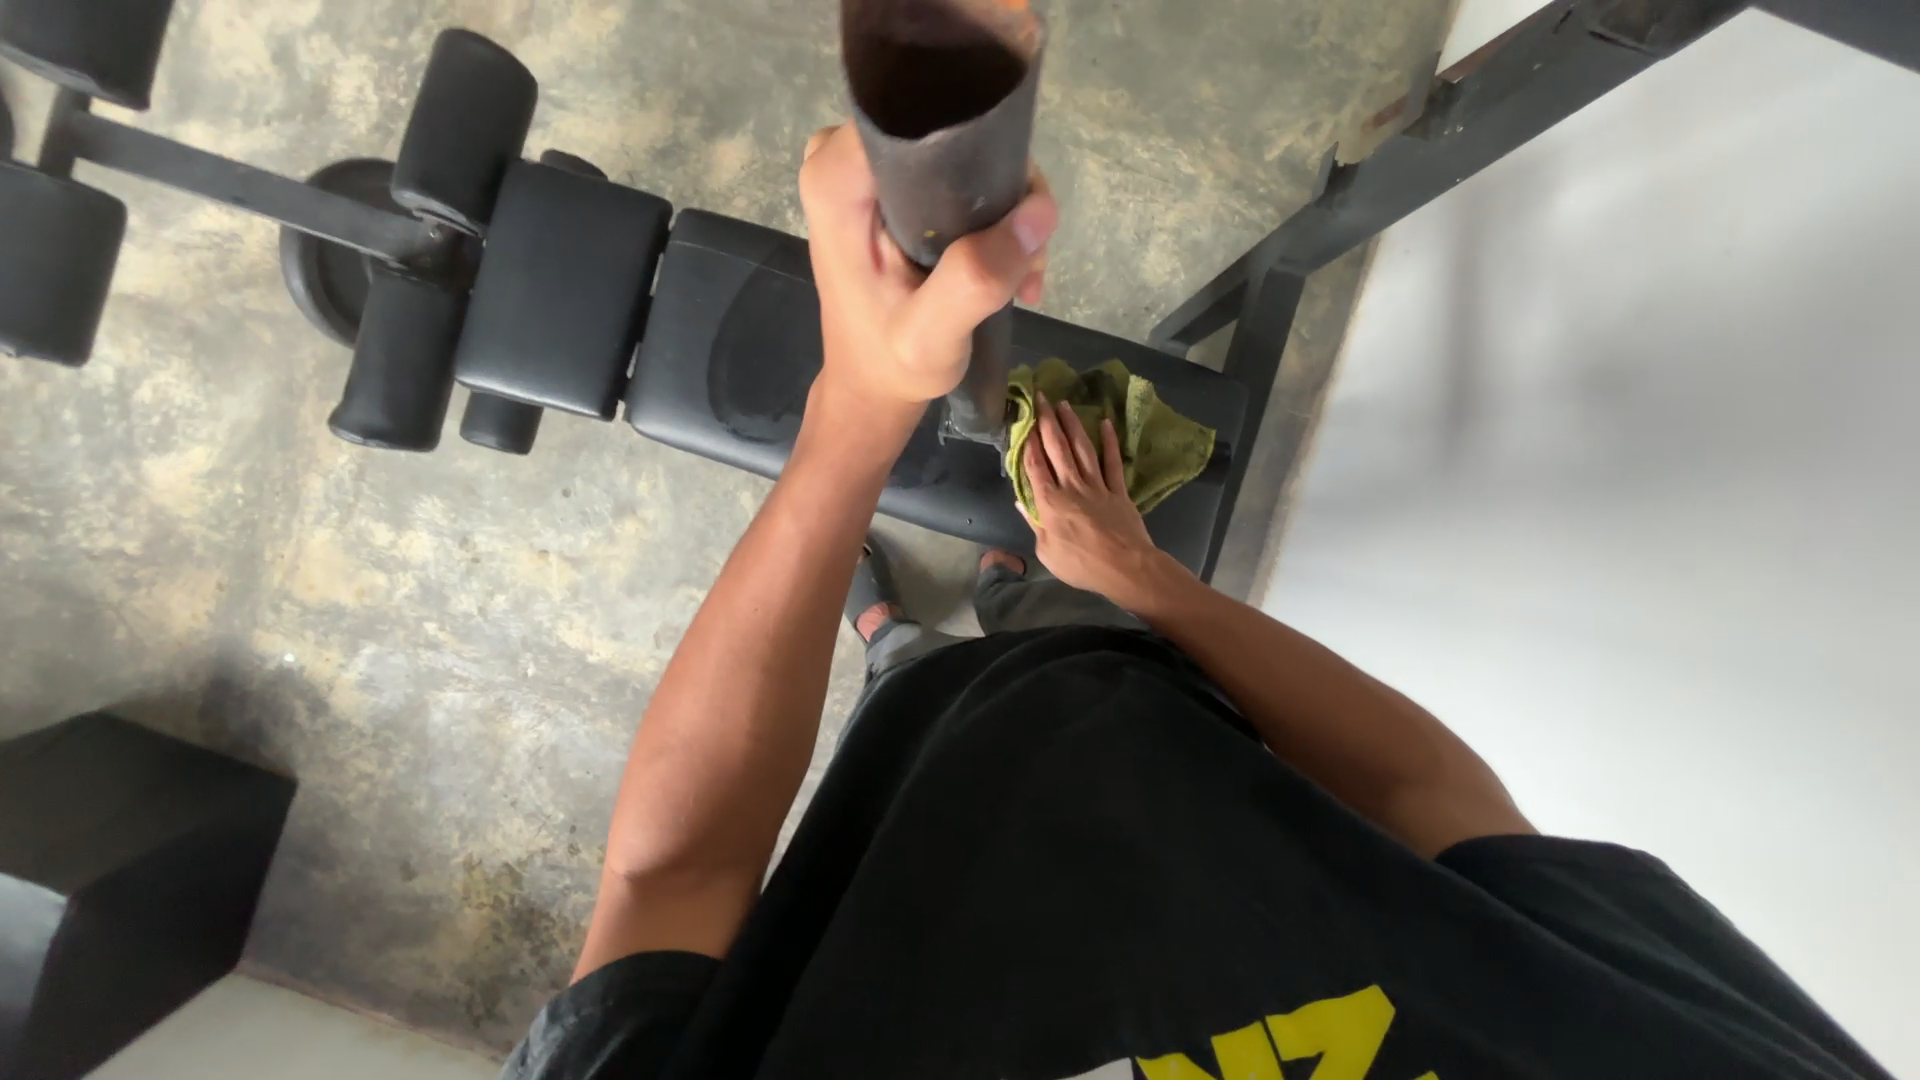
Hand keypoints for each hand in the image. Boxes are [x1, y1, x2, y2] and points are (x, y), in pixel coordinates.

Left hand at [799, 124, 1057, 413]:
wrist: (873, 388)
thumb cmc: (891, 366)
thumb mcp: (931, 338)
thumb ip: (977, 279)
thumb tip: (1039, 212)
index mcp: (837, 182)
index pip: (918, 113)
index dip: (978, 151)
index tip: (1010, 213)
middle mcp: (844, 159)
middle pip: (949, 135)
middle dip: (1001, 196)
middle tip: (1022, 261)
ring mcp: (870, 171)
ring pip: (963, 159)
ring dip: (1006, 216)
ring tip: (1022, 277)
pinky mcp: (891, 189)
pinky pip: (958, 179)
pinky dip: (992, 222)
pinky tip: (1010, 270)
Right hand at [1021, 398, 1184, 609]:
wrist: (1124, 567)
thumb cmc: (1081, 564)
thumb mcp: (1046, 551)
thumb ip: (1035, 523)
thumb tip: (1022, 503)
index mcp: (1050, 501)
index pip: (1035, 464)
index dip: (1028, 439)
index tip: (1024, 418)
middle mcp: (1071, 486)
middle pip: (1057, 448)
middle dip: (1047, 421)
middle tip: (1040, 397)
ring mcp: (1097, 485)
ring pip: (1082, 448)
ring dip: (1072, 424)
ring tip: (1064, 404)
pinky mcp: (1119, 490)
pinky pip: (1113, 462)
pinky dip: (1110, 442)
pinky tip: (1106, 423)